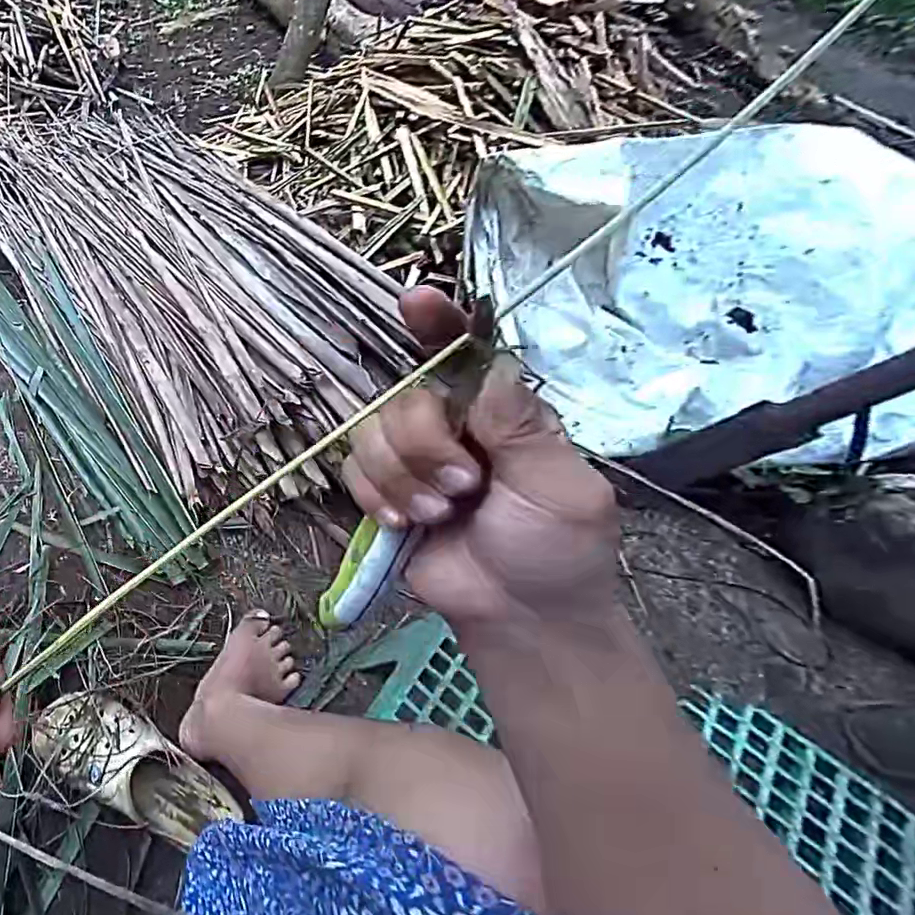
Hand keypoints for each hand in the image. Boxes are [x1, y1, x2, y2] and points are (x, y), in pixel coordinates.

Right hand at [342, 287, 618, 628]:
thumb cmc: (556, 550)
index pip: (462, 356)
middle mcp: (447, 425)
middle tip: (462, 488)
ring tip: (439, 516)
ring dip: (402, 480)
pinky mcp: (380, 489)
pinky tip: (404, 523)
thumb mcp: (561, 490)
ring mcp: (408, 458)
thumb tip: (495, 366)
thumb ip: (524, 430)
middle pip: (402, 400)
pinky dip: (376, 498)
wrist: (517, 615)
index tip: (414, 299)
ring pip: (370, 435)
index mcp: (496, 414)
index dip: (435, 325)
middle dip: (424, 446)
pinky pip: (353, 471)